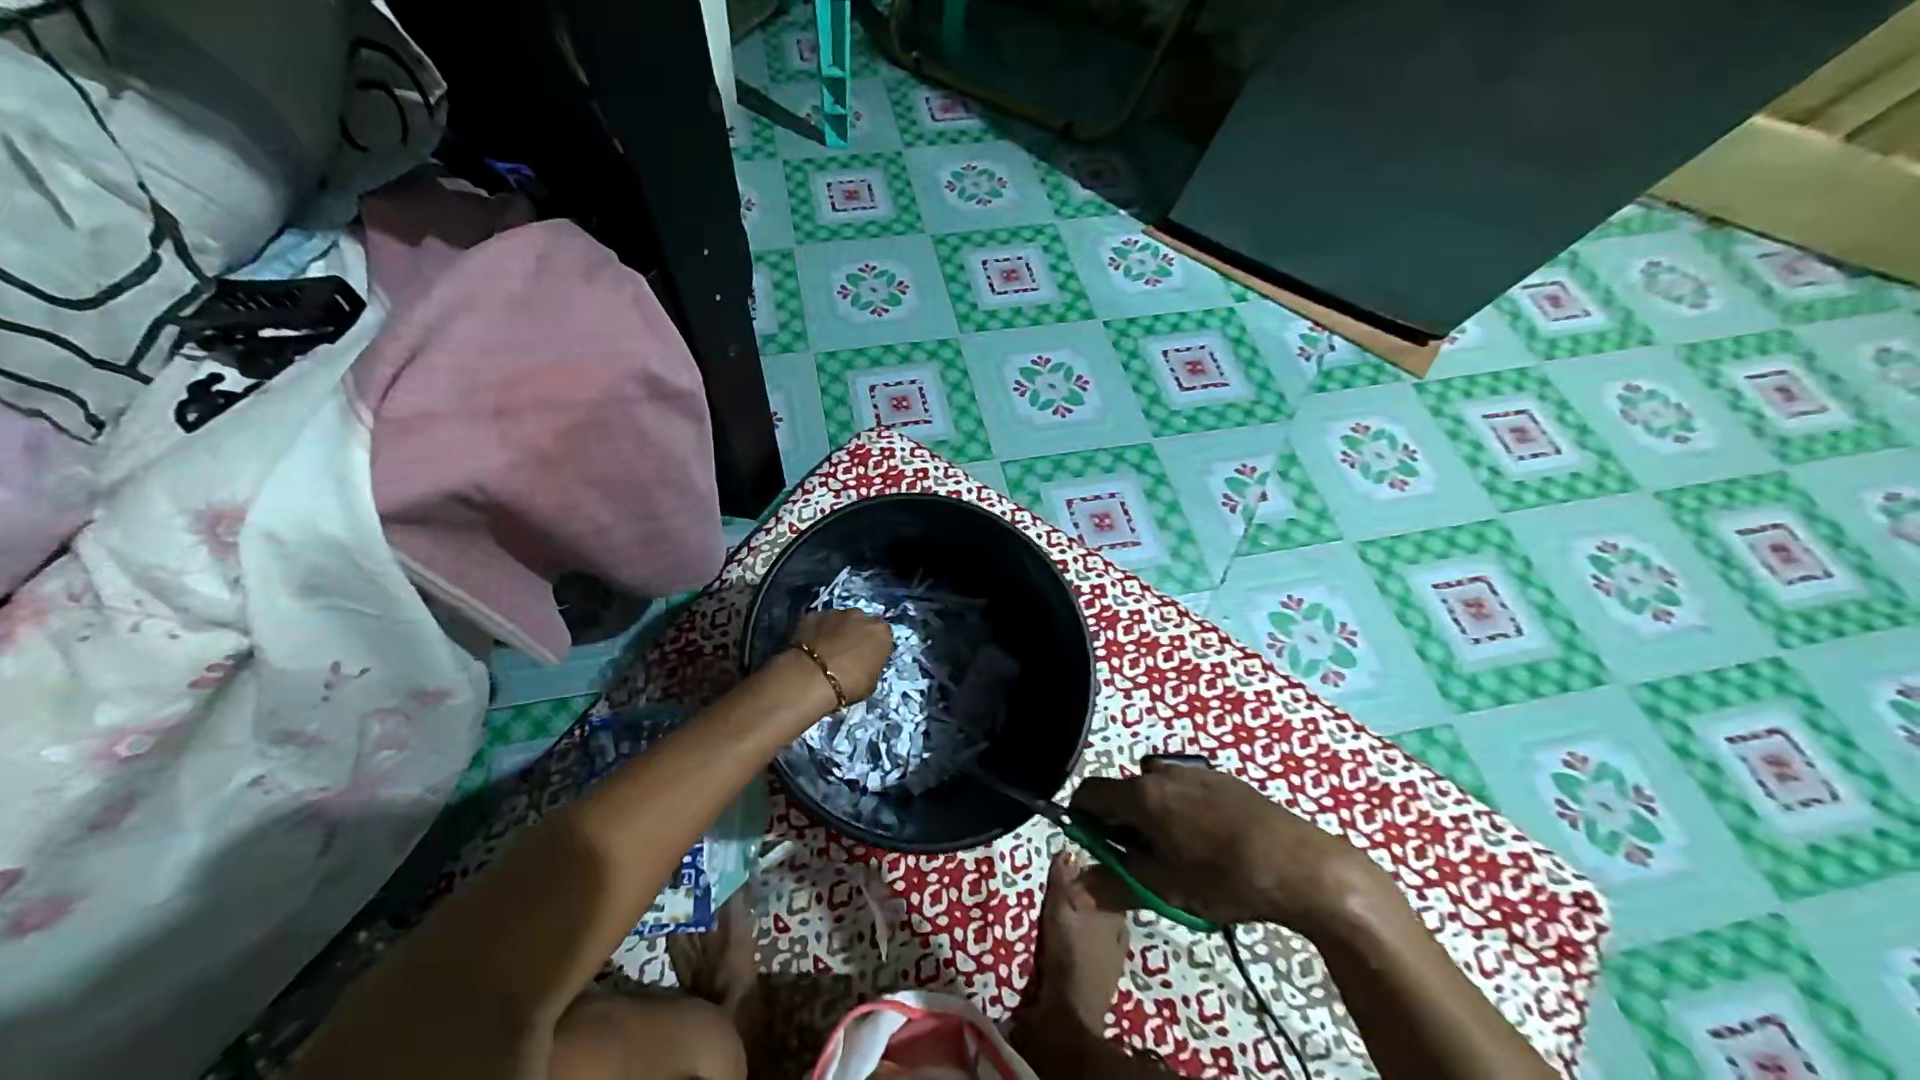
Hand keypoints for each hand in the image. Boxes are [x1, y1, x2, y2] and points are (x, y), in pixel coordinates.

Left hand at [790, 609, 892, 702]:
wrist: (812, 678)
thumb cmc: (849, 684)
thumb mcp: (872, 682)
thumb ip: (872, 666)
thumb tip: (865, 663)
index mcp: (881, 632)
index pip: (883, 636)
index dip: (875, 647)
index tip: (868, 658)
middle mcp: (861, 616)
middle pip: (862, 623)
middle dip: (856, 634)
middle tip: (846, 653)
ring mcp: (836, 612)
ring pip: (840, 620)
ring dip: (836, 631)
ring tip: (826, 650)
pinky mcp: (813, 614)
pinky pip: (819, 622)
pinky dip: (817, 631)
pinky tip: (810, 646)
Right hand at [1070, 758, 1401, 934]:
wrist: (1302, 866)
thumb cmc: (1224, 878)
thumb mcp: (1164, 889)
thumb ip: (1113, 884)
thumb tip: (1074, 888)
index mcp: (1141, 794)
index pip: (1088, 793)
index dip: (1081, 821)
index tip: (1097, 851)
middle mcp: (1162, 772)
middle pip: (1122, 792)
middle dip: (1120, 825)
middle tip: (1140, 864)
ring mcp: (1195, 772)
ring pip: (1154, 792)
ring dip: (1151, 820)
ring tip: (1177, 858)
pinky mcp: (1223, 779)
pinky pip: (1183, 791)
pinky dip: (1179, 812)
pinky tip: (1209, 845)